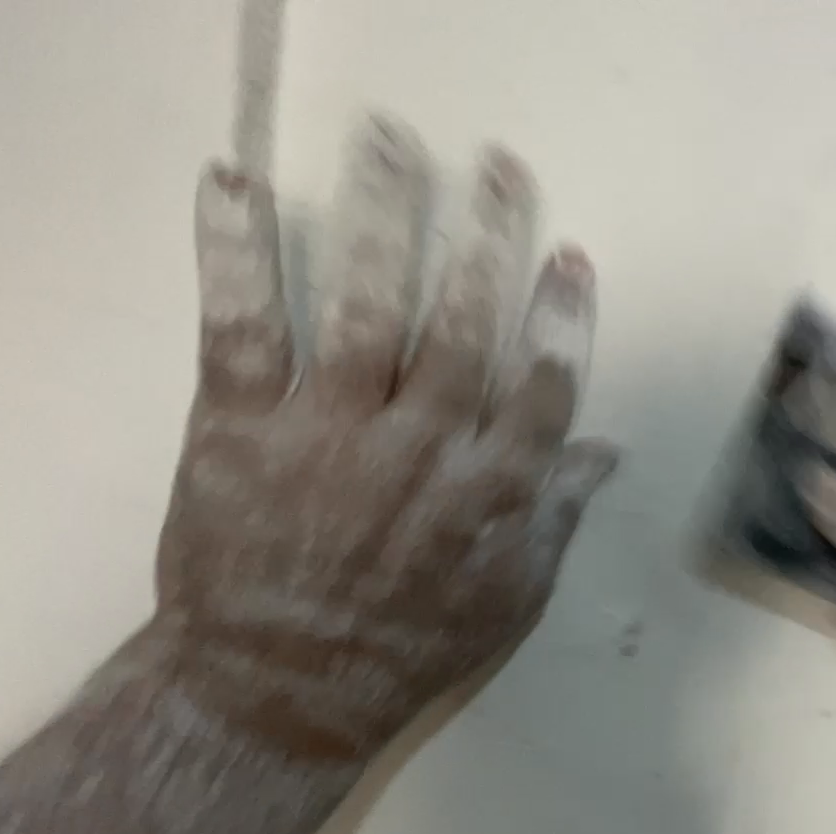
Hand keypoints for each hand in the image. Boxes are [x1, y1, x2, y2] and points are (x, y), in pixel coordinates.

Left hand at [154, 117, 616, 760]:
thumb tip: (603, 450)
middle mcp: (424, 447)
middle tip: (501, 170)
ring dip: (382, 223)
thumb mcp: (517, 594)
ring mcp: (331, 431)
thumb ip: (556, 514)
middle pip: (465, 331)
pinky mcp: (239, 426)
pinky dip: (233, 256)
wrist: (286, 684)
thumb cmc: (421, 640)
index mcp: (494, 491)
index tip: (570, 259)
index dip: (561, 321)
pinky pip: (239, 330)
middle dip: (487, 246)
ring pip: (366, 311)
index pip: (543, 389)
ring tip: (393, 147)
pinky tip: (232, 186)